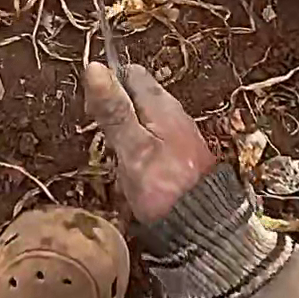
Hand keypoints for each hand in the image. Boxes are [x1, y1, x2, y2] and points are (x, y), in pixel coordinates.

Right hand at [82, 62, 216, 222]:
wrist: (206, 229)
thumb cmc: (165, 189)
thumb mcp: (132, 148)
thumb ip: (114, 110)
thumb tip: (94, 68)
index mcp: (160, 104)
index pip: (130, 72)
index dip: (108, 83)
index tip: (92, 107)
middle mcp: (173, 112)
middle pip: (138, 92)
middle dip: (116, 105)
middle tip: (100, 132)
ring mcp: (179, 132)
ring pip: (145, 115)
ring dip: (126, 125)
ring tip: (113, 150)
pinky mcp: (182, 153)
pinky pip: (154, 134)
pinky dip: (139, 141)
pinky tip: (132, 162)